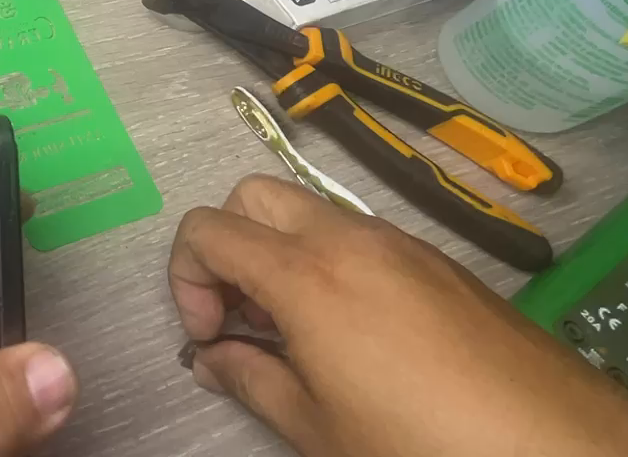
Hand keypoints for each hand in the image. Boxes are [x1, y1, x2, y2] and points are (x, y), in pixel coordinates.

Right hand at [170, 175, 627, 456]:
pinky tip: (360, 332)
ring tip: (299, 327)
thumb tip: (210, 358)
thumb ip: (249, 380)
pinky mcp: (442, 263)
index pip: (206, 230)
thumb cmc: (427, 448)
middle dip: (227, 244)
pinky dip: (330, 262)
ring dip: (278, 251)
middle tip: (243, 312)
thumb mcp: (320, 430)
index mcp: (303, 272)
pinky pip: (358, 237)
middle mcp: (345, 237)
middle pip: (250, 196)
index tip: (208, 336)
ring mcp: (398, 243)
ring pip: (306, 210)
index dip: (185, 278)